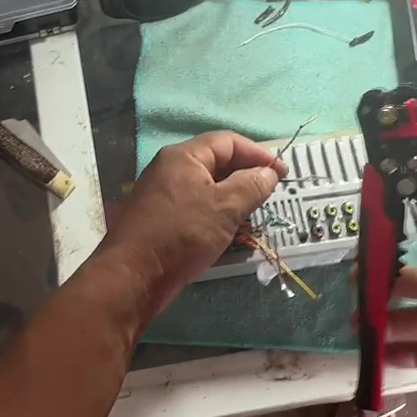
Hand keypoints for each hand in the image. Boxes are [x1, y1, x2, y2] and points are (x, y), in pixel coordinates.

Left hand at [100, 131, 285, 297]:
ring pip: (207, 186)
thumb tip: (269, 171)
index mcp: (183, 156)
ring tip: (255, 212)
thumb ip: (250, 185)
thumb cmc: (181, 234)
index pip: (227, 141)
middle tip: (271, 192)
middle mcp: (171, 168)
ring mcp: (163, 193)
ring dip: (233, 196)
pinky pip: (196, 205)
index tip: (282, 171)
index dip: (257, 153)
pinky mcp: (162, 217)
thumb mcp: (224, 207)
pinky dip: (217, 212)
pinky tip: (230, 229)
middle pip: (216, 161)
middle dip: (246, 174)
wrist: (134, 275)